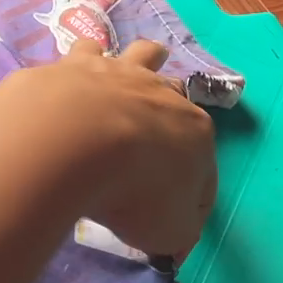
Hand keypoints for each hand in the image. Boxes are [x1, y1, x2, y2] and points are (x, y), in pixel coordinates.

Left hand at [0, 38, 217, 257]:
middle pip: (175, 93)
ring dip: (142, 59)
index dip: (193, 188)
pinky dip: (85, 58)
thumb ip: (178, 229)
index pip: (204, 163)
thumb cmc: (136, 191)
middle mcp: (161, 92)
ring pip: (141, 54)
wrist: (78, 138)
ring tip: (137, 64)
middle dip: (172, 104)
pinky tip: (78, 69)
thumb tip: (173, 233)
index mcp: (195, 132)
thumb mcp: (171, 231)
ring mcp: (119, 72)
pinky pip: (87, 49)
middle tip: (160, 123)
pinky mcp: (78, 62)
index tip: (175, 211)